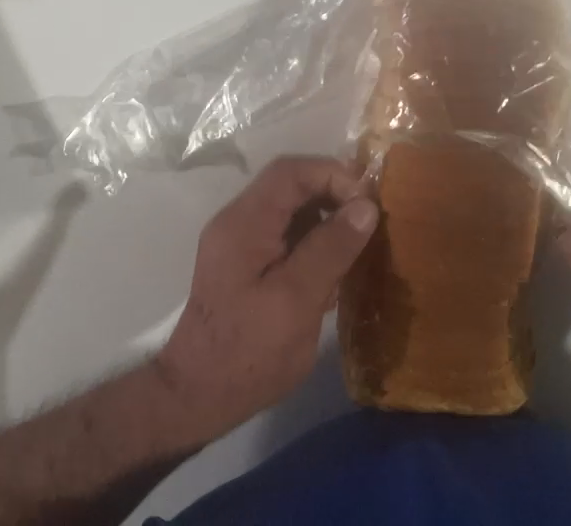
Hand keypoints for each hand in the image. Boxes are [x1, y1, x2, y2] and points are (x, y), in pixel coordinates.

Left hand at [154, 155, 379, 442]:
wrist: (198, 398)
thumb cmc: (248, 352)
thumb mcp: (296, 301)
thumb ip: (330, 249)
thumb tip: (366, 206)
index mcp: (244, 223)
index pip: (291, 172)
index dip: (333, 175)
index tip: (369, 202)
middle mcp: (239, 223)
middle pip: (291, 186)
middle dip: (335, 196)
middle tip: (372, 222)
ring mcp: (241, 244)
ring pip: (292, 211)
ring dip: (328, 220)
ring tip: (361, 247)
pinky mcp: (248, 266)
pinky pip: (287, 236)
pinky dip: (316, 243)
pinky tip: (338, 271)